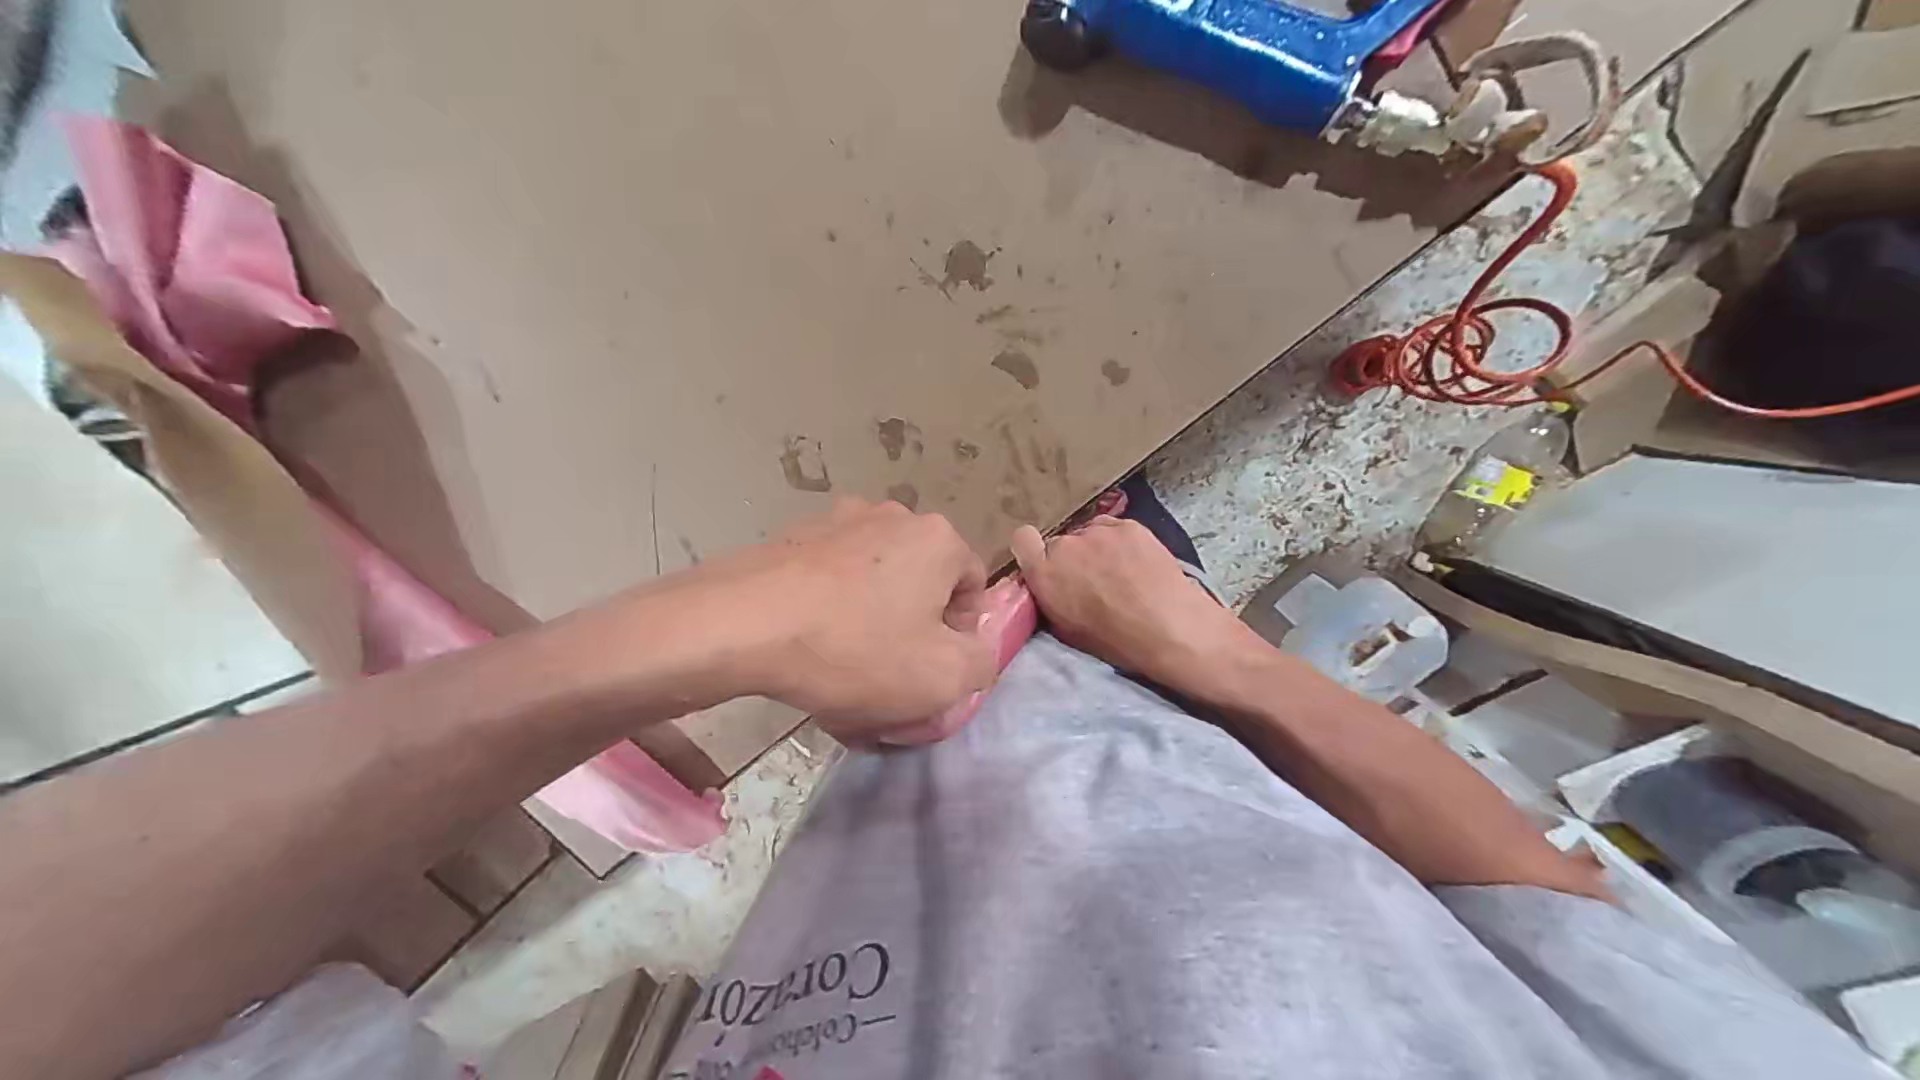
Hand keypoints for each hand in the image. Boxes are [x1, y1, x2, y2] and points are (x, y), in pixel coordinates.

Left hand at [708, 499, 997, 741]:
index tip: (934, 668)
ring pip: (874, 579)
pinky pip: (831, 578)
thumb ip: (982, 663)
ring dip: (872, 618)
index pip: (972, 585)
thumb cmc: (855, 649)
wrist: (741, 625)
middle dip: (914, 626)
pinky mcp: (792, 536)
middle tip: (890, 672)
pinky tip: (809, 647)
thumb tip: (973, 651)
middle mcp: (891, 516)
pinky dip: (831, 609)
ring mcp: (836, 520)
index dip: (962, 633)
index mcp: (937, 538)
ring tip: (845, 664)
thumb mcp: (942, 677)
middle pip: (922, 580)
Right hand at [1011, 517, 1268, 692]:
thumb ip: (1049, 596)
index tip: (1046, 564)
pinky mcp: (1129, 525)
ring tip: (1120, 571)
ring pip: (1089, 533)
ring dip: (1096, 548)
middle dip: (1070, 556)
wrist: (1170, 628)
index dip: (1033, 550)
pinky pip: (1114, 528)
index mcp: (1044, 573)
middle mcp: (1066, 545)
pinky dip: (1121, 542)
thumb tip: (1048, 584)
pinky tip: (1137, 562)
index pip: (1022, 539)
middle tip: (1091, 577)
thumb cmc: (1116, 641)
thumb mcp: (1066, 627)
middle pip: (1060, 542)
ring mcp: (1099, 531)